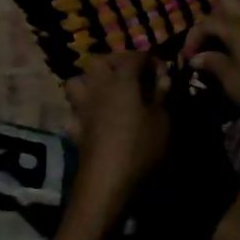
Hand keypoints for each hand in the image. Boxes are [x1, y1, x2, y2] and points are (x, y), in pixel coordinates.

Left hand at [64, 52, 170, 208]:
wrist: (107, 183)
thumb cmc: (141, 147)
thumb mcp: (163, 119)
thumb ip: (162, 94)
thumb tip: (161, 77)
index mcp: (122, 80)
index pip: (135, 56)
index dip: (151, 60)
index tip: (163, 72)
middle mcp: (98, 88)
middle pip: (99, 61)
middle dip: (117, 62)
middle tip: (134, 75)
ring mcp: (82, 109)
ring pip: (78, 81)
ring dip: (92, 81)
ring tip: (110, 91)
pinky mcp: (75, 129)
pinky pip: (75, 110)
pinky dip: (85, 110)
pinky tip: (97, 119)